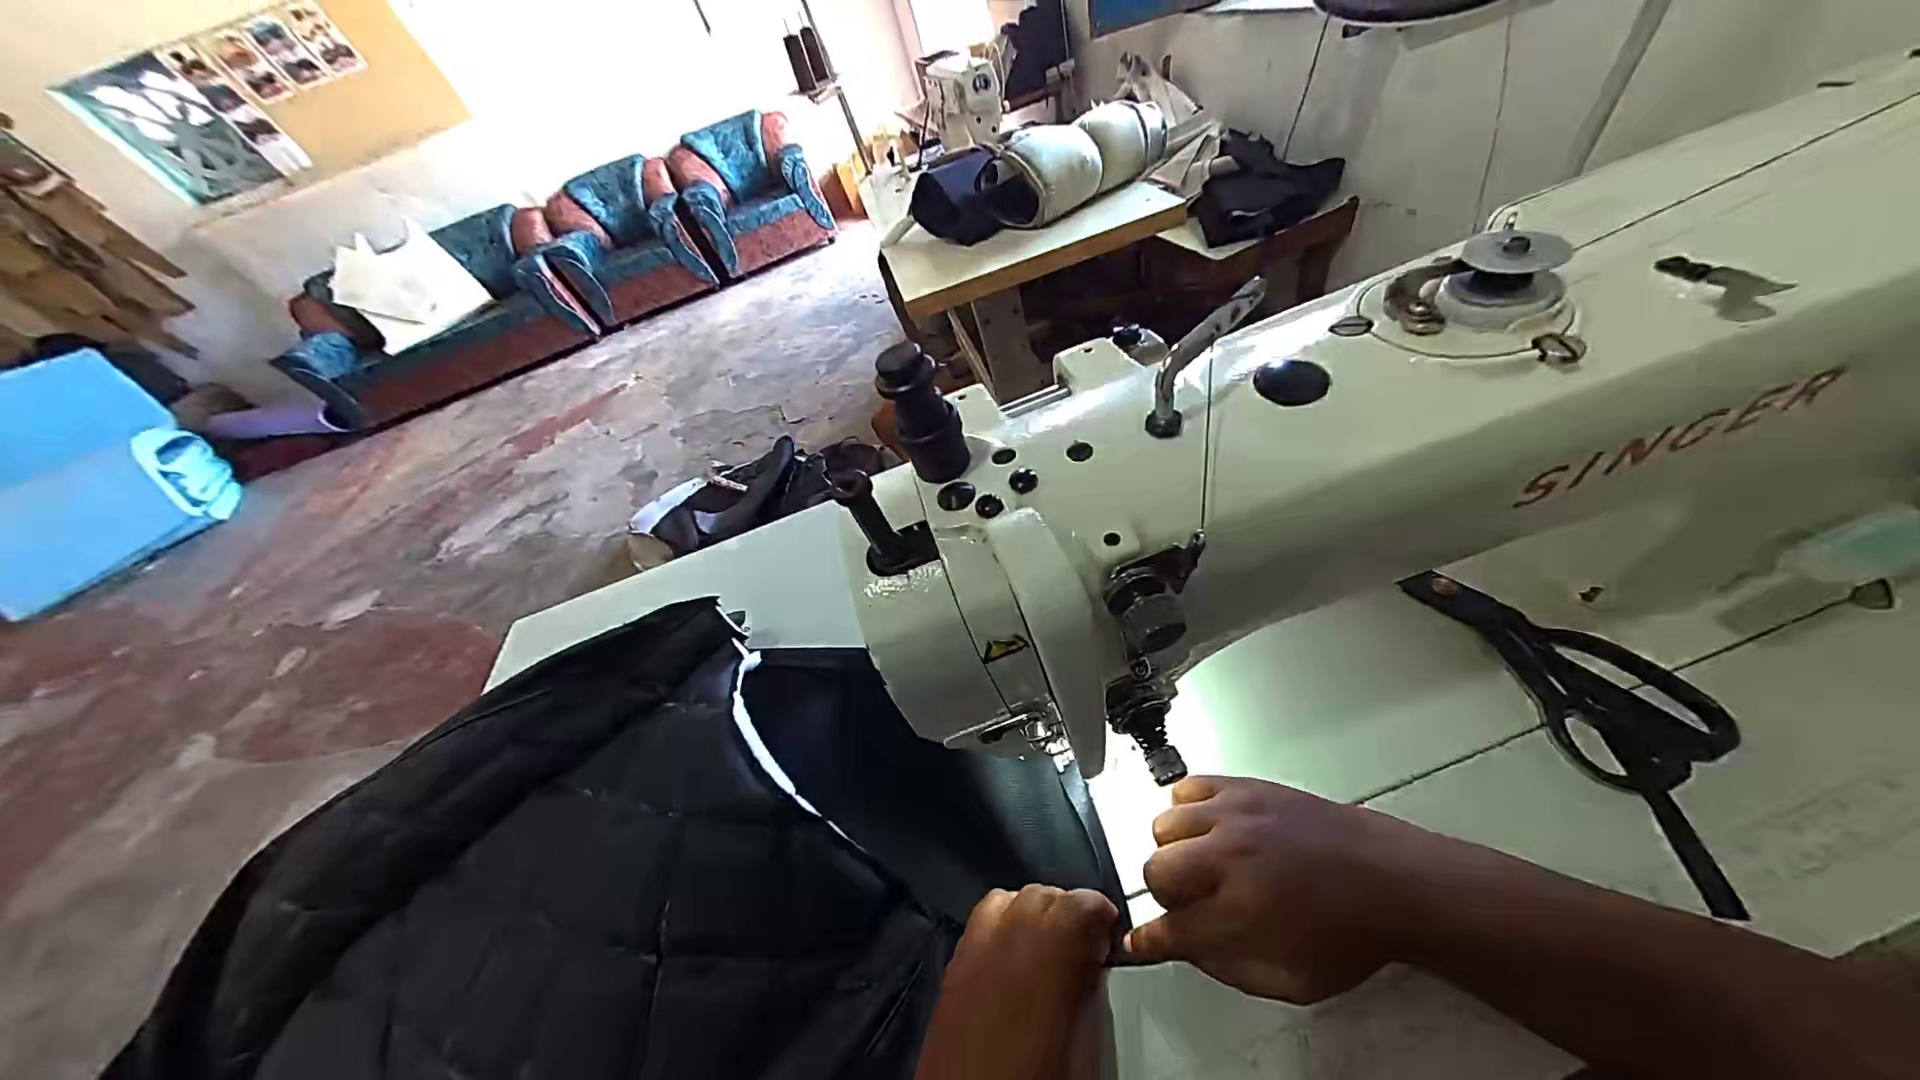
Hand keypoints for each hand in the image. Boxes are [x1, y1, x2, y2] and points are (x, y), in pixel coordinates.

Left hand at [914, 885, 1118, 1079]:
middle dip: (1068, 912)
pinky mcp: (952, 966)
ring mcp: (972, 947)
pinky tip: (1014, 962)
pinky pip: (981, 924)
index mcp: (1046, 950)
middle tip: (1084, 947)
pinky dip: (1002, 928)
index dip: (1102, 915)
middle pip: (1043, 894)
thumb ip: (1089, 993)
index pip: (1081, 902)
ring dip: (1031, 915)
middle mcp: (1005, 936)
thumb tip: (1094, 967)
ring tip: (1049, 950)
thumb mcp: (1083, 1050)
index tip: (1109, 937)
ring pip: (1008, 900)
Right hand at [1122, 775, 1439, 1003]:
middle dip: (1165, 894)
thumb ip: (1228, 968)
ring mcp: (1231, 815)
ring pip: (1163, 827)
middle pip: (1156, 870)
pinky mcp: (1241, 786)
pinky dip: (1187, 809)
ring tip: (1202, 860)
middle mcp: (1227, 858)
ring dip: (1175, 849)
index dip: (1147, 940)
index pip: (1169, 929)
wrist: (1390, 879)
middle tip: (1189, 900)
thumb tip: (1188, 950)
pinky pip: (1185, 788)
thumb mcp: (1292, 980)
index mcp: (1239, 913)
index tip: (1136, 941)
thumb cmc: (1349, 933)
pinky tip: (1208, 826)